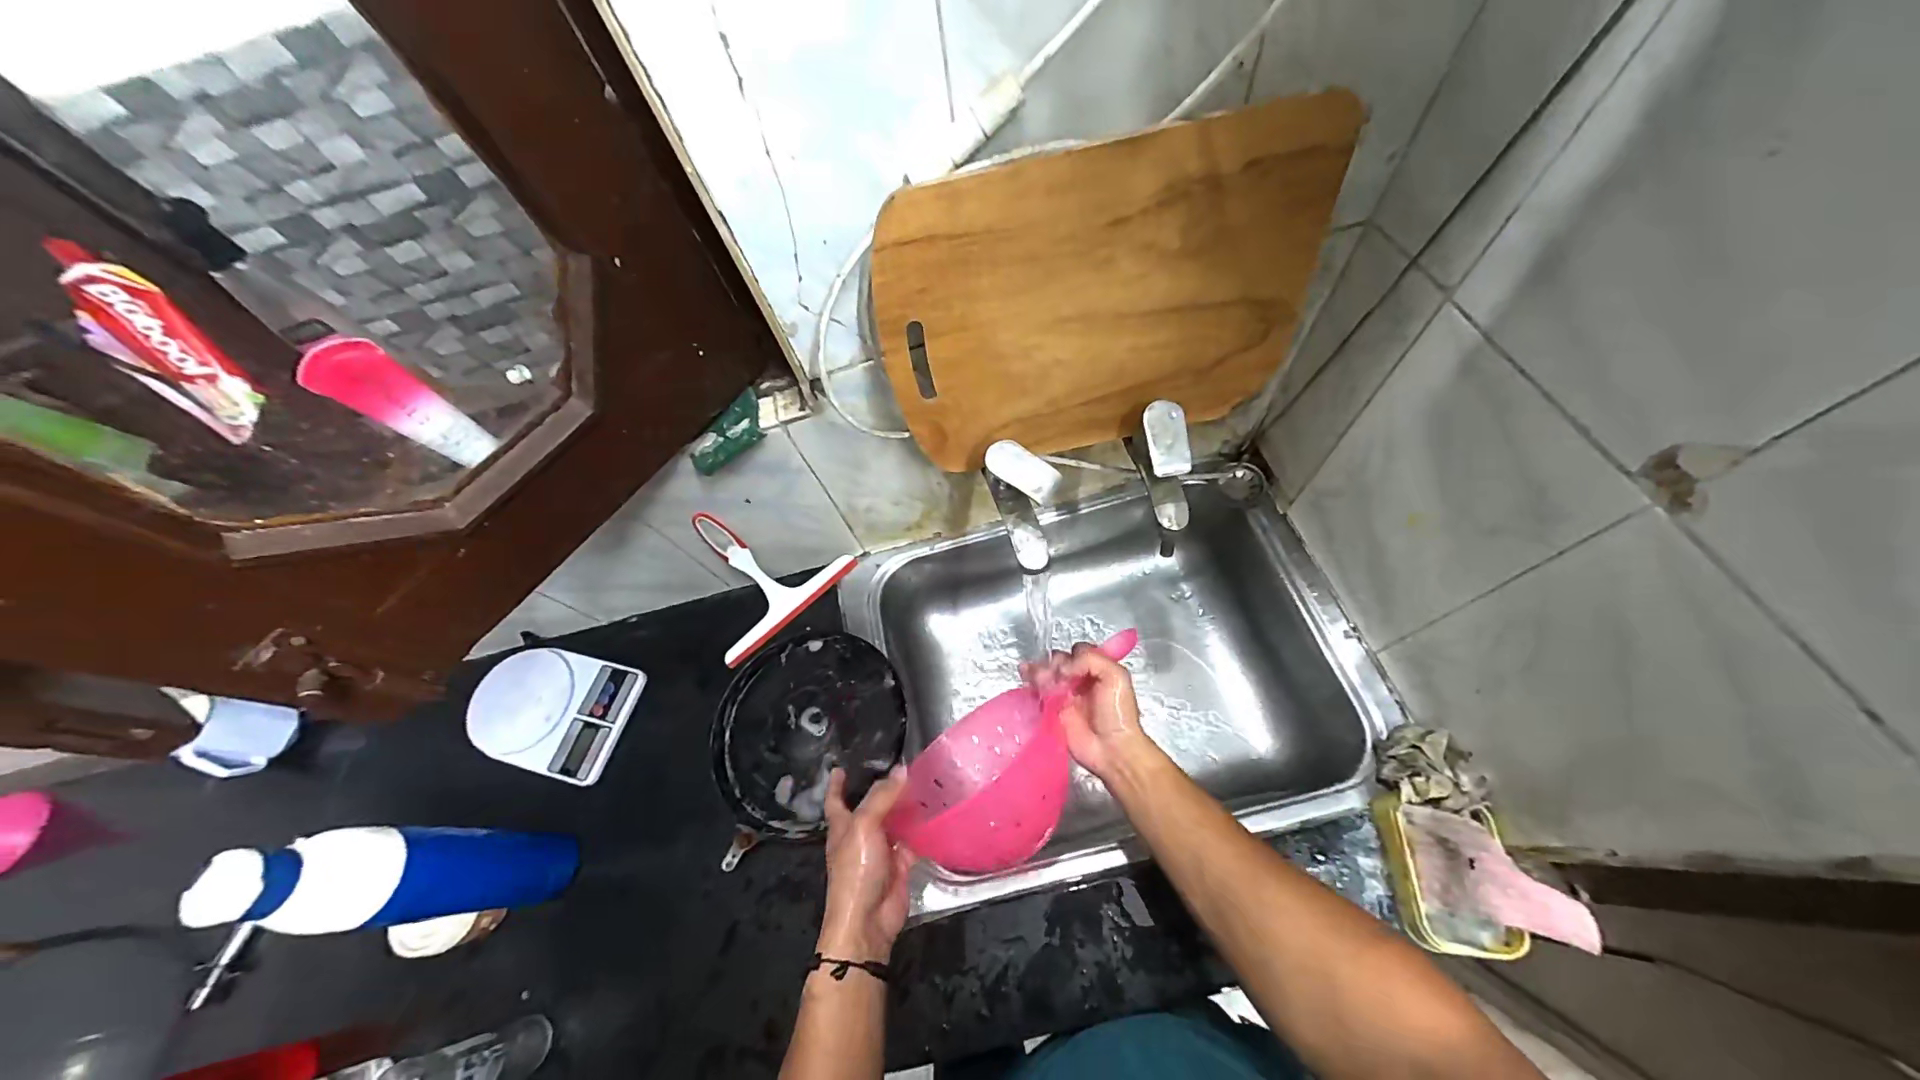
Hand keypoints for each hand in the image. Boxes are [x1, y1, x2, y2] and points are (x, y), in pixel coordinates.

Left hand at [817, 766, 915, 963]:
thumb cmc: (855, 870)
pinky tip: (935, 812)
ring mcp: (881, 850)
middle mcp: (860, 835)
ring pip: (894, 822)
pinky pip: (913, 841)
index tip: (841, 766)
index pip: (836, 799)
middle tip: (902, 765)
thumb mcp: (864, 826)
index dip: (836, 784)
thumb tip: (901, 769)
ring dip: (906, 806)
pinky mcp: (901, 865)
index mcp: (842, 826)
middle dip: (883, 789)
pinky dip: (922, 830)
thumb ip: (882, 797)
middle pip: (871, 806)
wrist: (868, 920)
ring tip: (924, 781)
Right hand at [1023, 642, 1156, 783]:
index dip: (1071, 656)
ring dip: (1039, 672)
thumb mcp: (1116, 676)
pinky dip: (1031, 685)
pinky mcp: (1052, 711)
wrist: (1111, 748)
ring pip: (1046, 675)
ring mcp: (1065, 695)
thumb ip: (1091, 659)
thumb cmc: (1118, 713)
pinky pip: (1038, 693)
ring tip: (1040, 678)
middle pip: (1058, 661)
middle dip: (1053, 664)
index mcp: (1097, 669)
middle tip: (1055, 675)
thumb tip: (1062, 667)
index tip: (1070, 667)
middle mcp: (1080, 680)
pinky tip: (1028, 680)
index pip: (1076, 651)